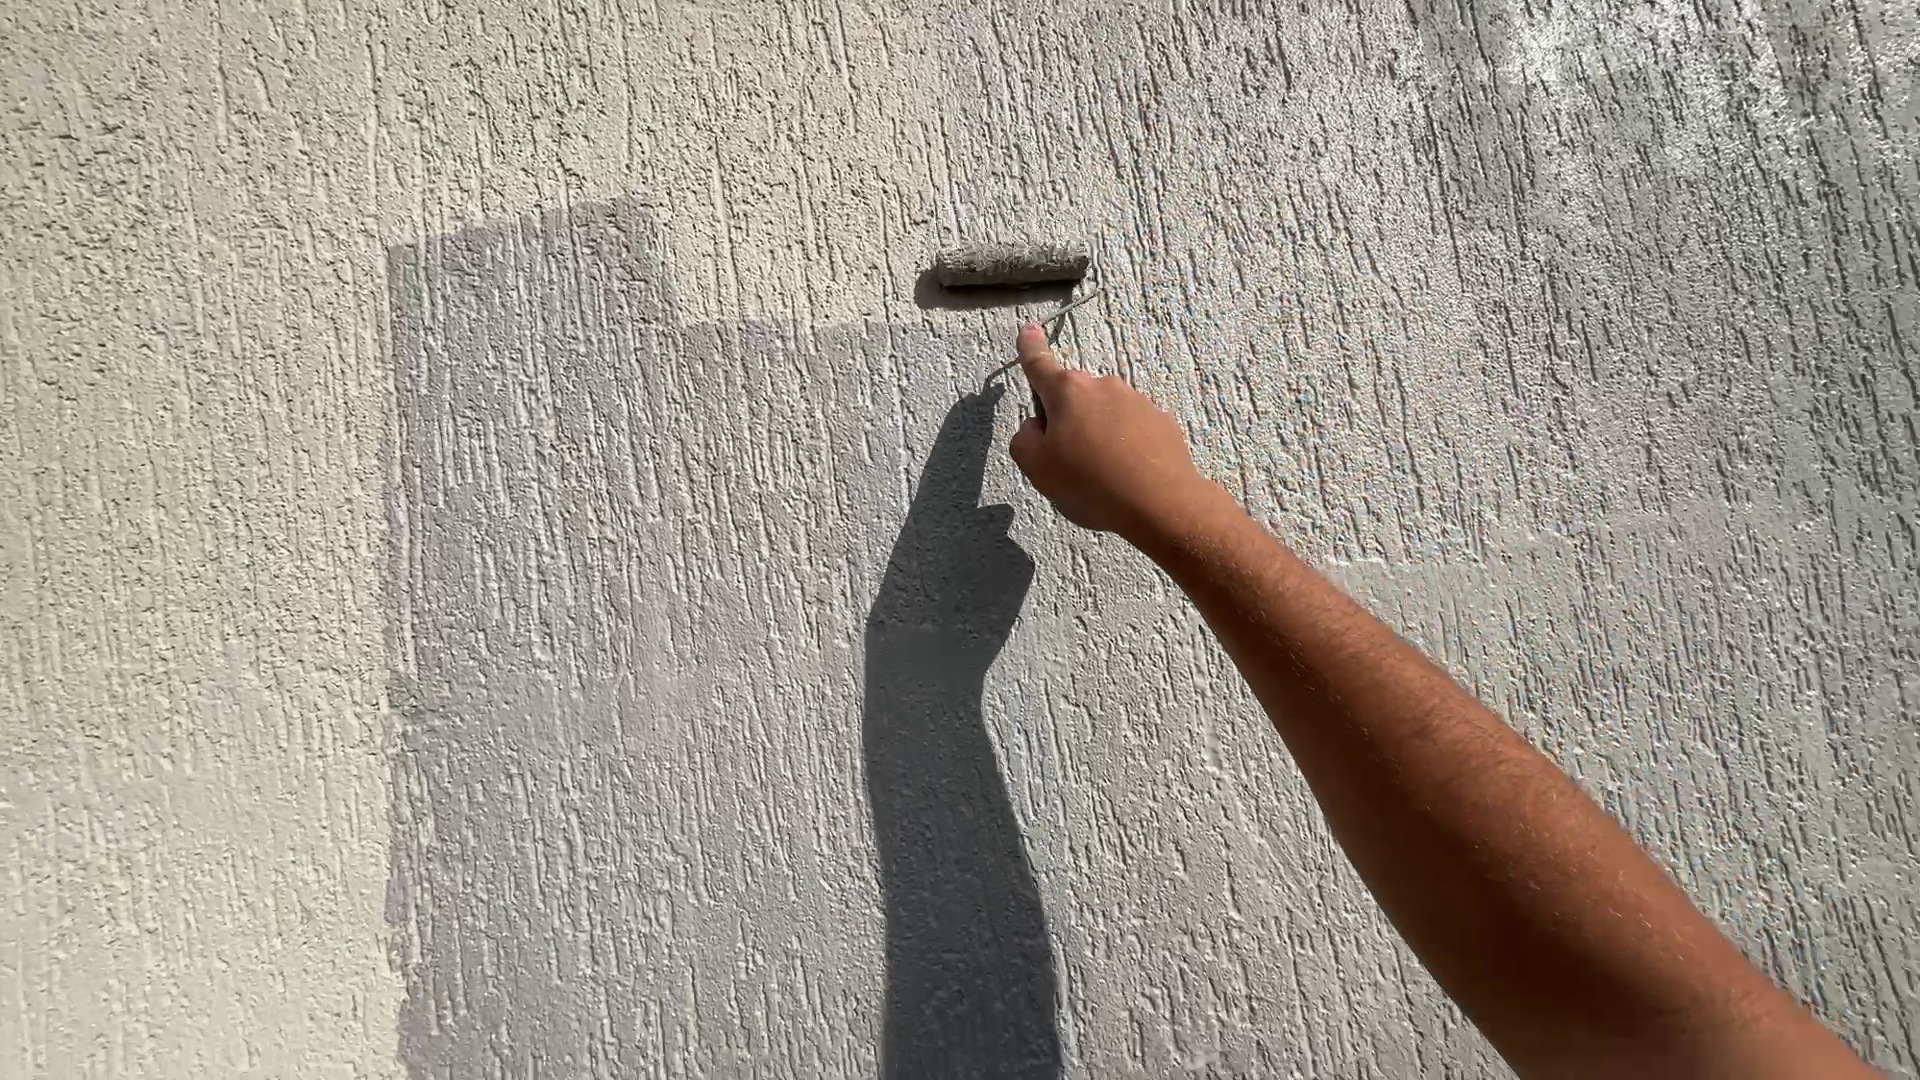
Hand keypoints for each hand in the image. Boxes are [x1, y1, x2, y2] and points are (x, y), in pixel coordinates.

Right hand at [1007, 323, 1218, 544]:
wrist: (1158, 503)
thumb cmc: (1090, 484)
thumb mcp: (1036, 468)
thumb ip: (1024, 439)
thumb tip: (1036, 426)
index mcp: (1067, 392)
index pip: (1039, 364)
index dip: (1030, 348)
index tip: (1029, 330)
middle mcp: (1103, 386)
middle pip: (1072, 397)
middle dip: (1065, 420)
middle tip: (1068, 461)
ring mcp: (1136, 401)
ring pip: (1103, 414)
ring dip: (1096, 434)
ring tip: (1100, 475)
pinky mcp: (1160, 421)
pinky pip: (1131, 429)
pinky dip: (1123, 445)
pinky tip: (1125, 475)